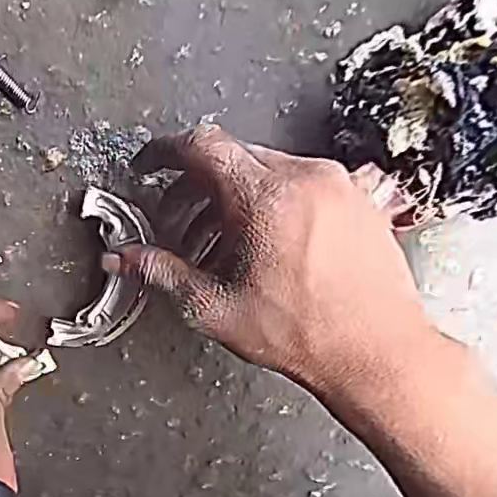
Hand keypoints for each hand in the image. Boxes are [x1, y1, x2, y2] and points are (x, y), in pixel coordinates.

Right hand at [109, 123, 443, 397]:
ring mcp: (336, 185)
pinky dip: (263, 204)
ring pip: (263, 171)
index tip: (148, 167)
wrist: (374, 350)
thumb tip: (122, 258)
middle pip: (230, 158)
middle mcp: (305, 178)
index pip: (202, 146)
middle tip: (173, 225)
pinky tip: (254, 247)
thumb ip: (161, 272)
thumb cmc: (303, 331)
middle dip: (191, 189)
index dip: (164, 153)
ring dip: (226, 200)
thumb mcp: (212, 306)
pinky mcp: (354, 199)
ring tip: (212, 247)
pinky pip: (297, 183)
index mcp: (265, 198)